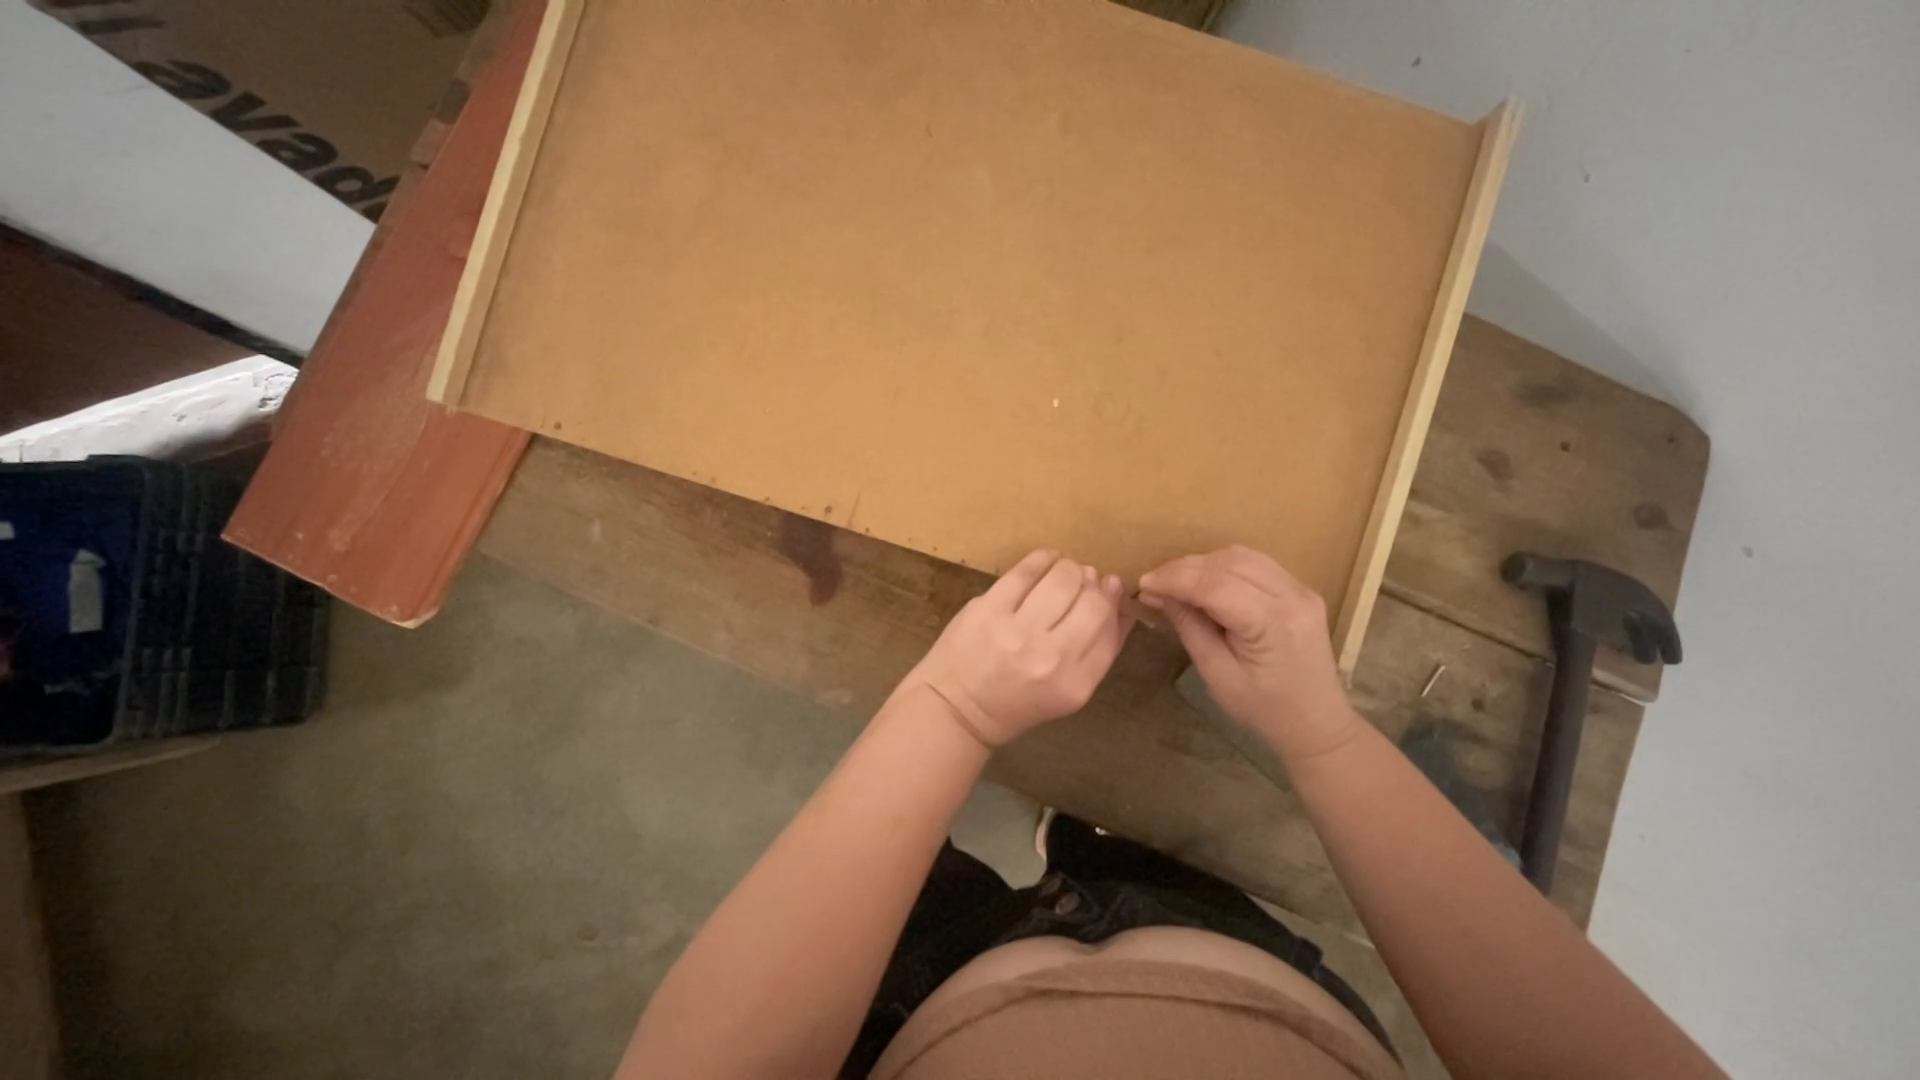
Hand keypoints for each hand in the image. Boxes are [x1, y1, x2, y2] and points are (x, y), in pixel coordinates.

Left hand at [903, 550, 1133, 746]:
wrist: (956, 708)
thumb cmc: (1016, 703)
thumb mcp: (1067, 691)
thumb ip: (1098, 650)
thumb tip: (1120, 599)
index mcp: (1075, 684)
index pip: (1109, 628)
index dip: (1112, 601)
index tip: (1108, 588)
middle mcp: (1051, 659)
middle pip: (1091, 600)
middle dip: (1092, 584)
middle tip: (1082, 581)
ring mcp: (1018, 632)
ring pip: (1063, 578)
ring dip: (1069, 569)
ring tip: (1062, 573)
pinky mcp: (989, 609)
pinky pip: (1026, 570)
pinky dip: (1042, 560)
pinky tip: (1044, 563)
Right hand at [1138, 545, 1362, 763]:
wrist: (1317, 723)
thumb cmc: (1264, 710)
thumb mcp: (1217, 675)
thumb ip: (1189, 627)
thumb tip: (1157, 594)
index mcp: (1274, 624)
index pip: (1216, 585)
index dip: (1175, 579)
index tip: (1144, 584)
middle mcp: (1293, 597)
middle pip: (1230, 562)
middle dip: (1185, 568)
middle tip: (1154, 584)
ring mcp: (1301, 590)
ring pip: (1243, 555)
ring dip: (1204, 564)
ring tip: (1176, 583)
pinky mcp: (1300, 590)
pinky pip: (1256, 564)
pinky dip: (1224, 567)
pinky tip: (1205, 583)